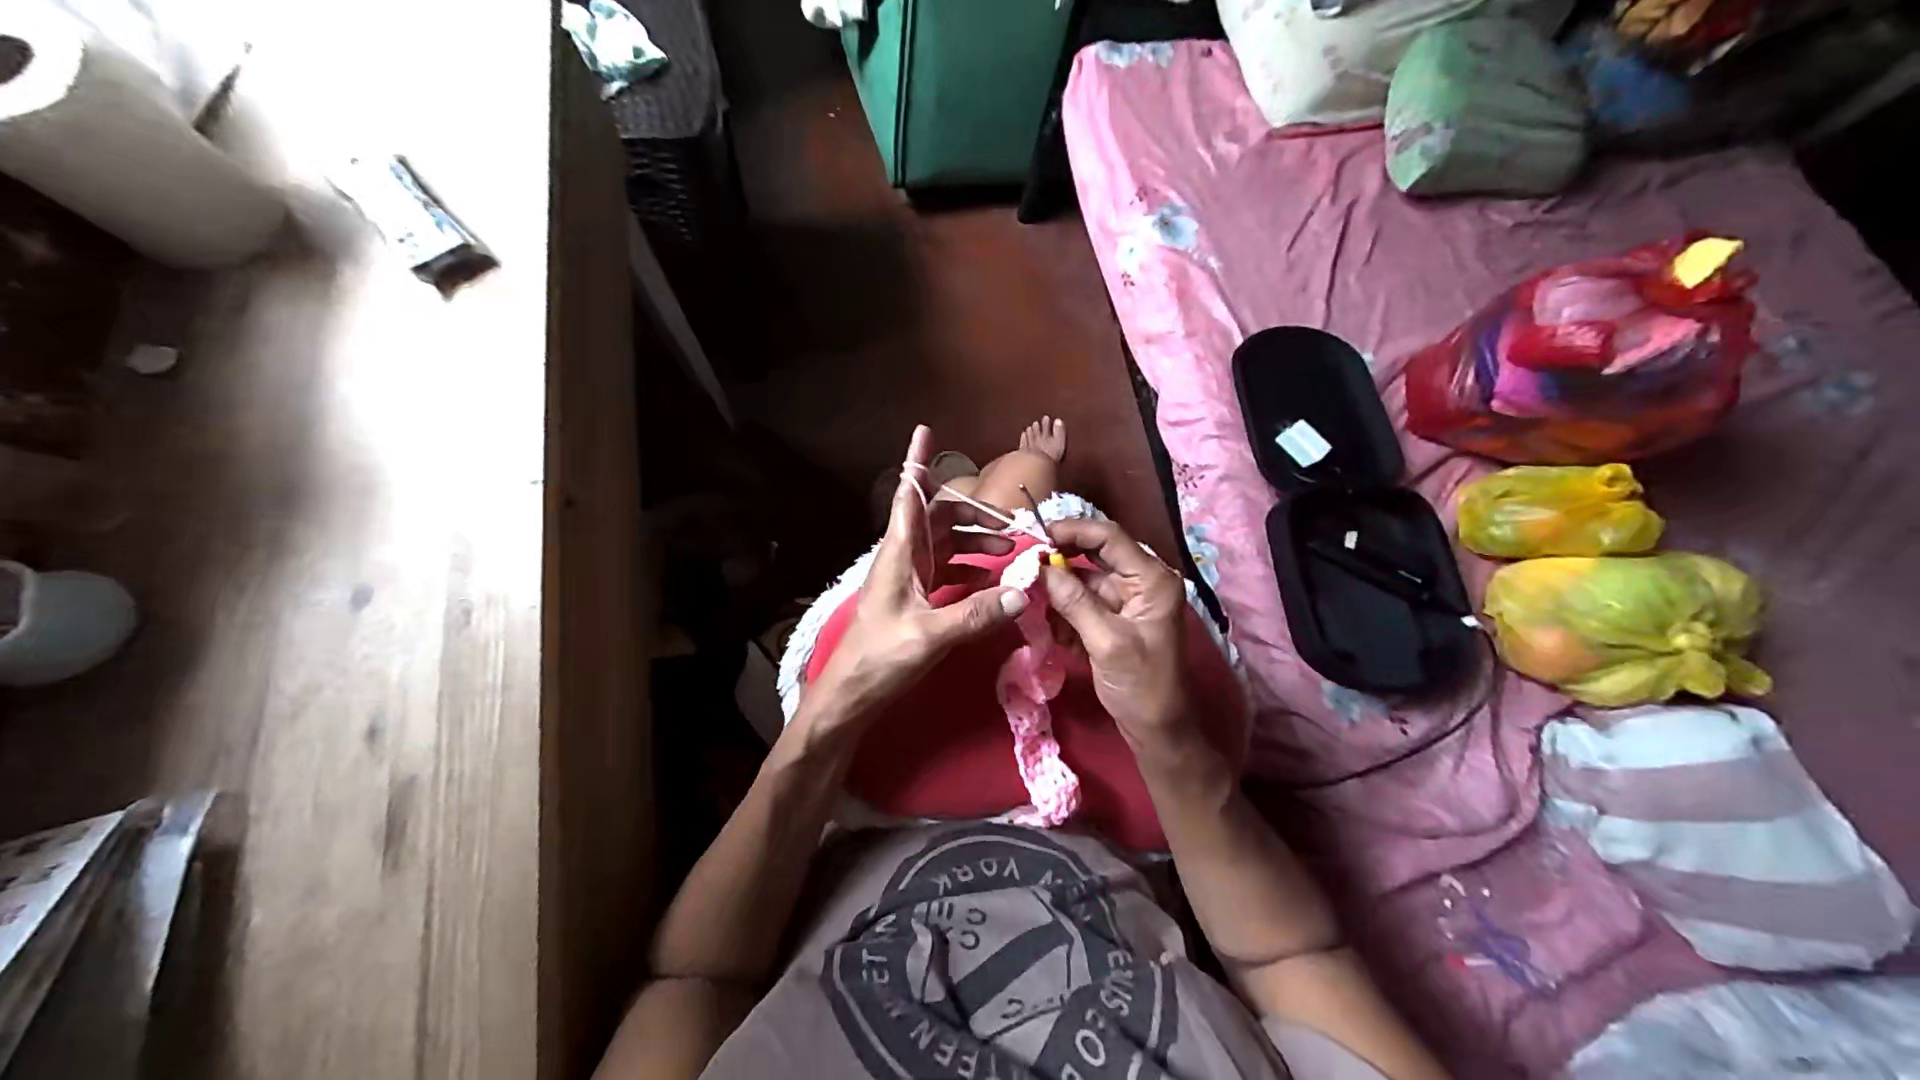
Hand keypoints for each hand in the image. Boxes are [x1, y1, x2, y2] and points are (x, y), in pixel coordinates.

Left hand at [798, 426, 1022, 738]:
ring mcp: (909, 577)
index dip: (915, 462)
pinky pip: (947, 571)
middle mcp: (903, 557)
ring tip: (1008, 553)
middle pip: (939, 518)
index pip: (908, 496)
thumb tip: (1021, 592)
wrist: (851, 694)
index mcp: (899, 553)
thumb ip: (975, 615)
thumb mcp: (929, 637)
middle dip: (973, 514)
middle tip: (1009, 526)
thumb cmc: (879, 659)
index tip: (924, 431)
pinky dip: (969, 569)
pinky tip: (990, 582)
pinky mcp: (915, 598)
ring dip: (975, 542)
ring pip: (946, 544)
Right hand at [1041, 519, 1193, 752]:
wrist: (1157, 729)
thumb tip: (1040, 568)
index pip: (1109, 536)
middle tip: (1026, 565)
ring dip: (1057, 590)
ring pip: (1082, 579)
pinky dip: (1063, 611)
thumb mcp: (1106, 641)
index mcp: (1151, 579)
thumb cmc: (1141, 685)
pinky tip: (1052, 630)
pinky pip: (1080, 602)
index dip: (1072, 530)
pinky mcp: (1111, 618)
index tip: (1036, 535)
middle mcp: (1140, 581)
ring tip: (1033, 601)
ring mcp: (1125, 600)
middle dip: (1059, 560)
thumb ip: (1073, 601)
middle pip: (1093, 554)